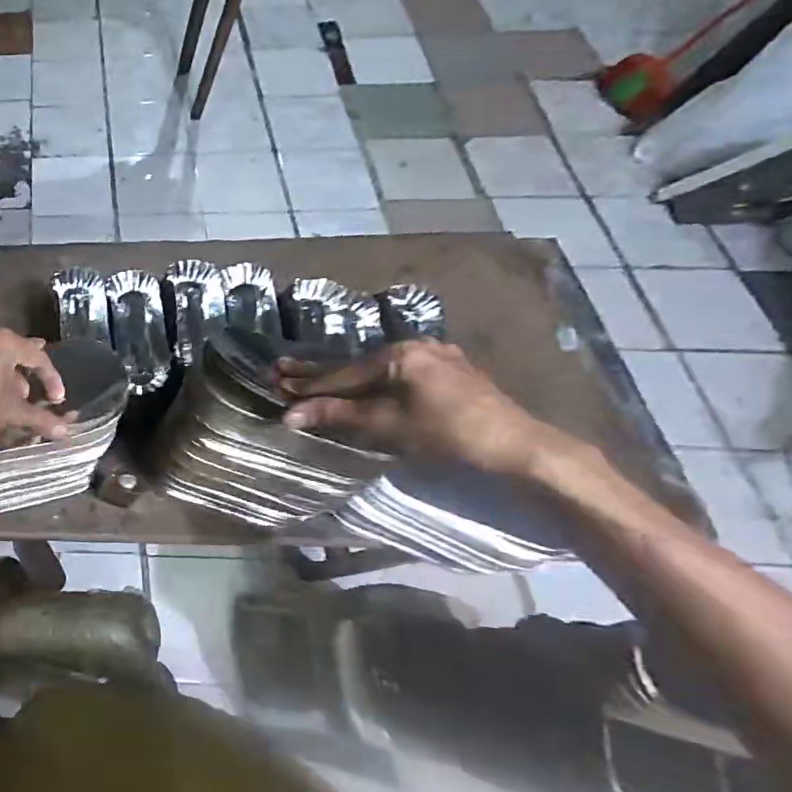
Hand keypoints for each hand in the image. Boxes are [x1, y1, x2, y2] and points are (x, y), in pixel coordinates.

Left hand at [0, 329, 71, 455]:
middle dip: (33, 366)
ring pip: (1, 357)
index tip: (59, 399)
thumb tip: (66, 433)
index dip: (52, 379)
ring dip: (14, 374)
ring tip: (23, 391)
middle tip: (45, 375)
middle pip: (19, 350)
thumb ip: (42, 419)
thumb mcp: (14, 412)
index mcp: (7, 342)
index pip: (39, 357)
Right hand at [274, 339, 576, 477]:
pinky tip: (361, 383)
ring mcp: (436, 356)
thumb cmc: (448, 434)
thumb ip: (338, 415)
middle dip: (320, 373)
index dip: (308, 382)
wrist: (516, 446)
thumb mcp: (388, 425)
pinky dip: (373, 382)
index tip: (275, 381)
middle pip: (358, 365)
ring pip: (378, 369)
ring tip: (312, 378)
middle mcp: (416, 346)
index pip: (343, 373)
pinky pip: (399, 373)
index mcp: (399, 354)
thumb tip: (290, 414)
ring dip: (346, 378)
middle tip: (281, 368)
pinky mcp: (450, 371)